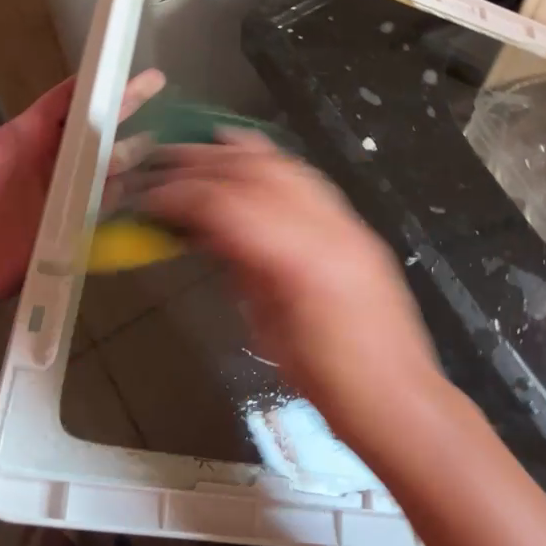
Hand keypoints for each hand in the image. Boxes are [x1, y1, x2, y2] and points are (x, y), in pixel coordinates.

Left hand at [0, 54, 164, 330]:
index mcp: (25, 136)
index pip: (66, 100)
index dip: (92, 80)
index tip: (119, 60)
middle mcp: (50, 160)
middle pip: (95, 126)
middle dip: (126, 103)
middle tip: (157, 82)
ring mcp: (63, 195)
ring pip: (106, 164)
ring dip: (132, 148)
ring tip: (163, 135)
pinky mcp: (69, 227)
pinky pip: (103, 205)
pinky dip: (127, 194)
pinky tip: (152, 183)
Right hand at [141, 130, 442, 424]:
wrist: (396, 397)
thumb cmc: (328, 384)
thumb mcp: (267, 331)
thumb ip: (240, 273)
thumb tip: (208, 236)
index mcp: (301, 262)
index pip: (229, 205)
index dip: (182, 195)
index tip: (149, 198)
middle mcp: (328, 228)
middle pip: (256, 173)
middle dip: (203, 163)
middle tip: (163, 165)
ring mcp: (348, 223)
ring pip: (285, 167)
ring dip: (237, 154)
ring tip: (198, 147)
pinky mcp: (355, 228)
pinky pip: (308, 181)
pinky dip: (273, 164)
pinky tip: (250, 158)